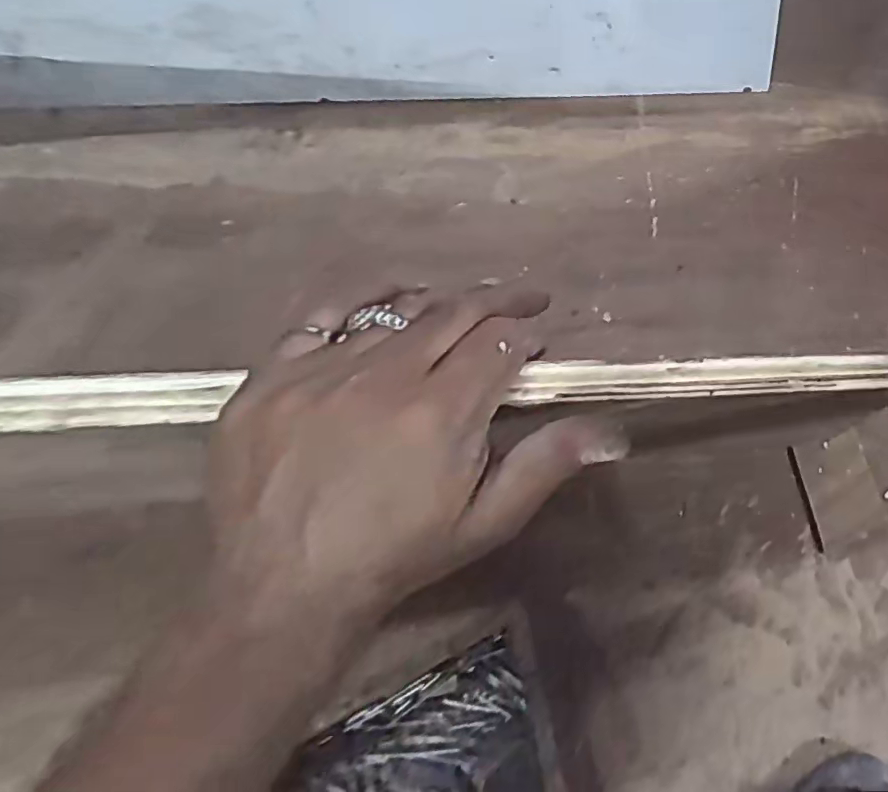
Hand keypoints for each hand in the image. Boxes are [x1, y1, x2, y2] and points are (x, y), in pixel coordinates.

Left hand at [206, 281, 627, 623]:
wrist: (280, 591)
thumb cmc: (400, 552)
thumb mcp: (488, 518)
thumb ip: (547, 463)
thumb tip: (614, 433)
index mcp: (442, 410)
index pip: (500, 341)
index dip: (527, 335)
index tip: (537, 345)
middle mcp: (386, 378)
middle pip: (457, 313)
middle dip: (501, 303)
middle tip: (525, 302)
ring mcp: (323, 373)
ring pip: (400, 312)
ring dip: (443, 306)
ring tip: (464, 312)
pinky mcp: (273, 378)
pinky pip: (322, 314)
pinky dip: (364, 297)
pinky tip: (390, 297)